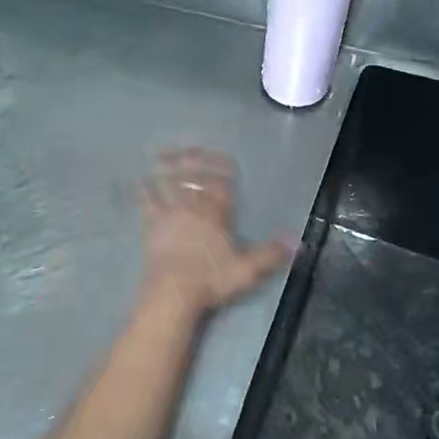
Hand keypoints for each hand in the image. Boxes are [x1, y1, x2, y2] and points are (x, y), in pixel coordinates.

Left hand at [139, 148, 291, 313]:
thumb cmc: (212, 281)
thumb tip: (298, 240)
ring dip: (167, 166)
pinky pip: (146, 201)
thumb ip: (272, 253)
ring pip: (168, 182)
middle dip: (195, 159)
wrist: (173, 292)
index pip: (222, 184)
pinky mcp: (151, 225)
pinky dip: (143, 187)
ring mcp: (169, 214)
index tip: (226, 160)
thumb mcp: (248, 270)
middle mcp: (193, 208)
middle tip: (194, 147)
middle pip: (194, 177)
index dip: (224, 169)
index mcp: (217, 215)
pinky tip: (139, 178)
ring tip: (164, 152)